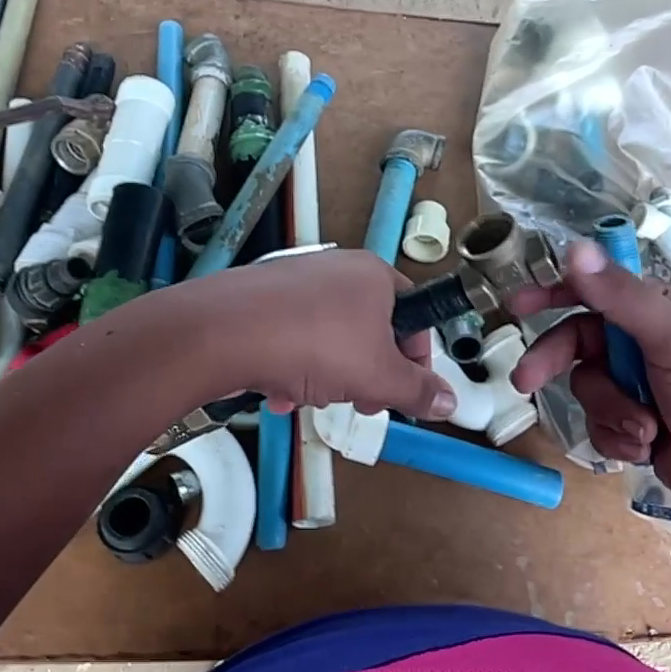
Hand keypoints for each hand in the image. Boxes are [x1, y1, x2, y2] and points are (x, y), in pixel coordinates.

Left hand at [163, 249, 455, 419]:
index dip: (415, 359)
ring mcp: (295, 282)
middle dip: (366, 374)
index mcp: (374, 275)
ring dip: (327, 378)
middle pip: (370, 331)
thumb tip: (448, 402)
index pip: (413, 316)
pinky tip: (279, 392)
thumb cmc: (312, 344)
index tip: (405, 390)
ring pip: (329, 340)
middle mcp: (337, 269)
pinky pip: (292, 338)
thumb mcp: (378, 377)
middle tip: (359, 401)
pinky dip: (291, 368)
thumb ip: (417, 391)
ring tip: (310, 398)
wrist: (223, 333)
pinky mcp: (260, 300)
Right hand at [509, 242, 670, 521]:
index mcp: (654, 309)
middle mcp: (641, 342)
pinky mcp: (633, 423)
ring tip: (646, 428)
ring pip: (586, 388)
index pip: (593, 289)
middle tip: (525, 382)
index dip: (552, 293)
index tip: (515, 306)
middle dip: (554, 363)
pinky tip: (648, 446)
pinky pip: (599, 424)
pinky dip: (618, 437)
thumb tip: (574, 247)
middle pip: (575, 342)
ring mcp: (636, 384)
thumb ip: (620, 296)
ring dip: (611, 411)